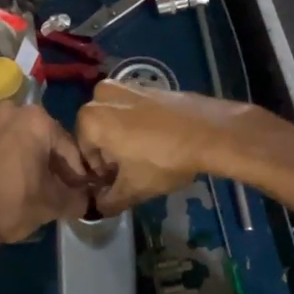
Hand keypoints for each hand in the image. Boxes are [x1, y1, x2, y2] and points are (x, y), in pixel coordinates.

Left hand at [0, 102, 88, 242]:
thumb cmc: (11, 202)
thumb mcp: (51, 205)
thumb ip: (76, 199)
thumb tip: (85, 199)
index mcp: (37, 120)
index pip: (69, 148)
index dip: (77, 173)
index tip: (81, 192)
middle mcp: (14, 111)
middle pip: (46, 141)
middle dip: (55, 165)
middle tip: (61, 190)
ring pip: (24, 141)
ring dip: (34, 161)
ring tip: (39, 187)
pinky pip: (4, 144)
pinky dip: (14, 159)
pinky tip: (18, 180)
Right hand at [76, 81, 280, 212]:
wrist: (208, 131)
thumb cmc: (162, 159)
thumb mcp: (134, 188)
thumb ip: (110, 201)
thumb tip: (99, 208)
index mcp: (90, 119)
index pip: (85, 155)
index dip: (100, 175)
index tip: (117, 184)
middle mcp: (101, 96)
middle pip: (98, 133)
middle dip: (110, 154)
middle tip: (132, 172)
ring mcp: (126, 86)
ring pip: (115, 119)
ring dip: (123, 138)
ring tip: (146, 157)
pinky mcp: (147, 85)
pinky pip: (133, 108)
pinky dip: (139, 124)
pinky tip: (159, 141)